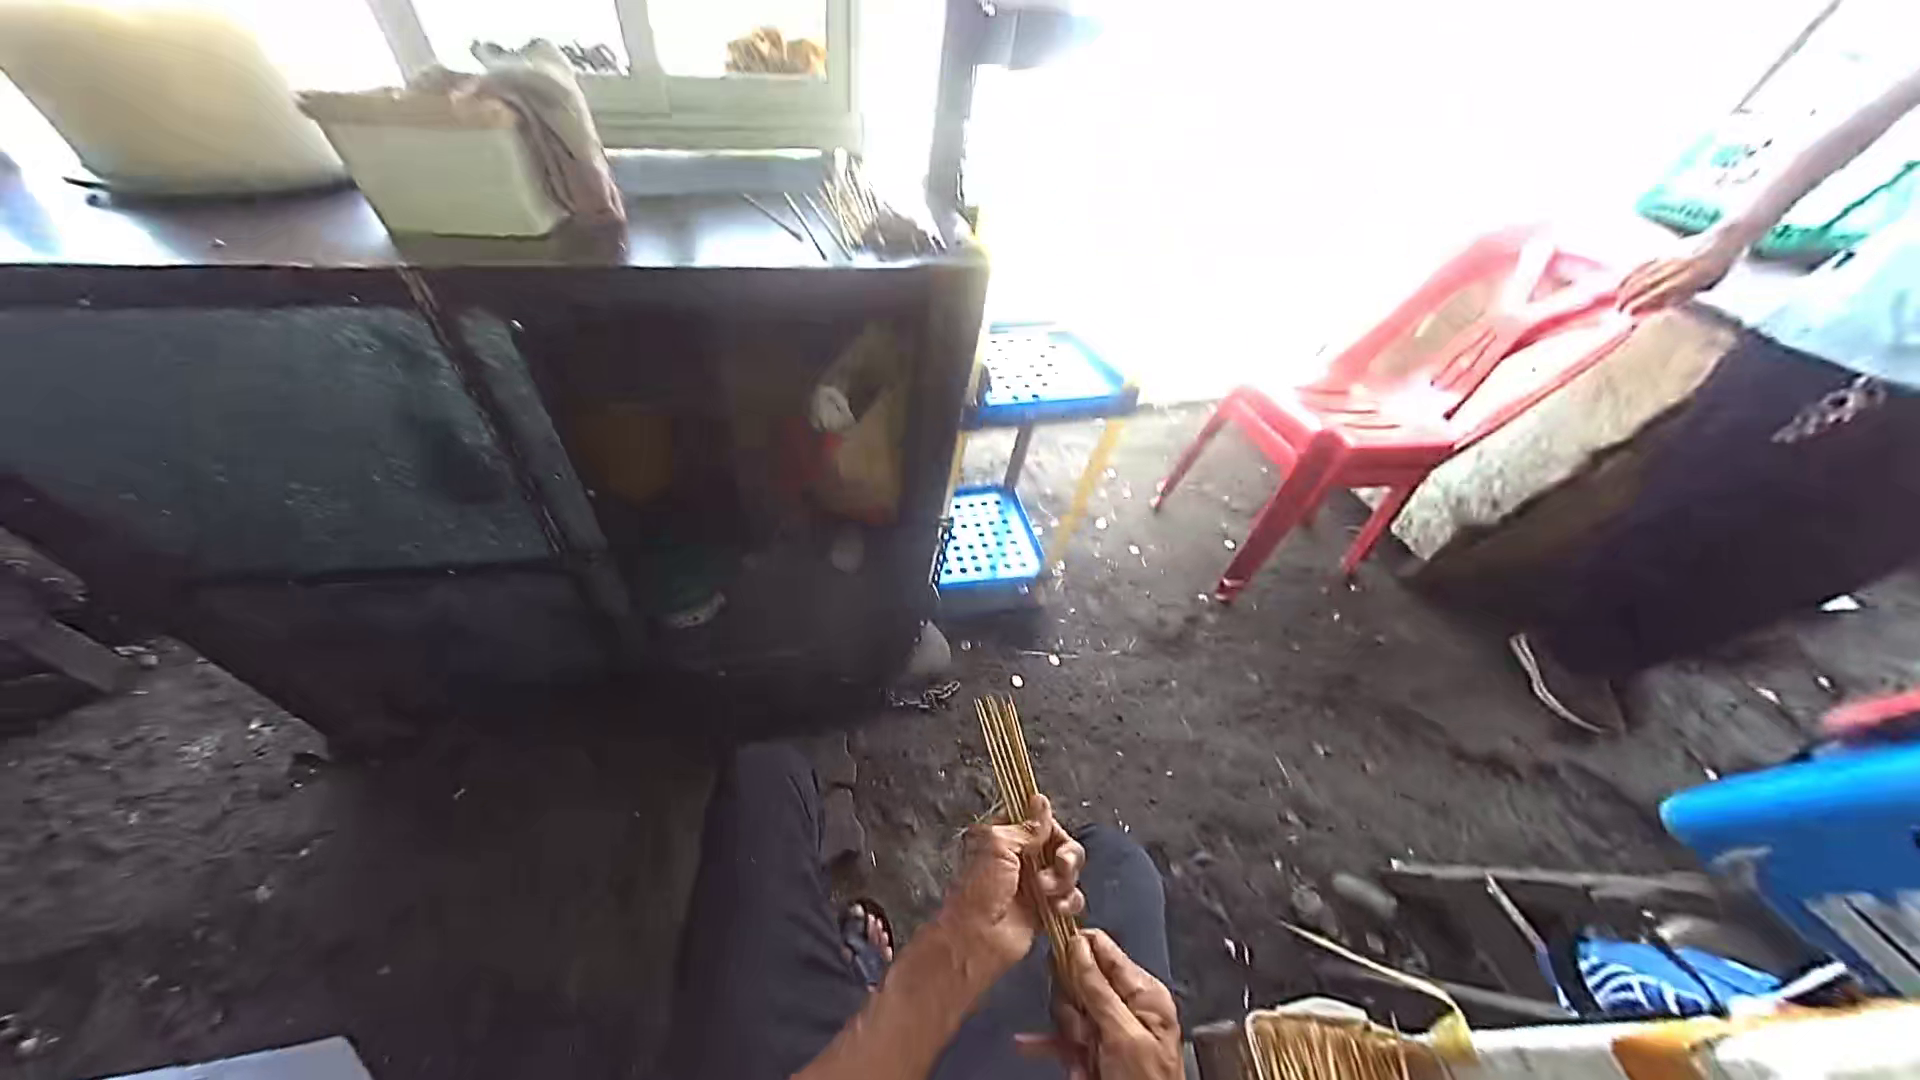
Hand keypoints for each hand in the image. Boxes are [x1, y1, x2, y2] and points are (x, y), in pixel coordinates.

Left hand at [935, 794, 1085, 979]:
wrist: (977, 940)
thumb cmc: (980, 890)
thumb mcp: (998, 846)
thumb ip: (1026, 826)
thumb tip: (1040, 800)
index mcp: (1004, 834)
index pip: (1036, 817)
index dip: (1048, 823)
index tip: (1050, 832)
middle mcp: (1020, 855)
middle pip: (1059, 841)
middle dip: (1065, 852)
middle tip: (1060, 863)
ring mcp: (1034, 881)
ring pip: (1068, 869)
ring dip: (1064, 879)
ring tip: (1047, 891)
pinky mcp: (1045, 906)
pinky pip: (1070, 896)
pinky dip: (1068, 901)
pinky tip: (1056, 907)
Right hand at [1031, 930, 1181, 1079]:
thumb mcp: (1124, 1035)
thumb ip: (1098, 988)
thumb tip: (1077, 944)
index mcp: (1142, 992)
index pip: (1102, 948)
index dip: (1076, 948)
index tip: (1056, 958)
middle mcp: (1124, 1004)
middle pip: (1079, 978)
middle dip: (1073, 1003)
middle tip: (1083, 1029)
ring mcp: (1106, 1030)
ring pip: (1069, 1008)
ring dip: (1067, 1030)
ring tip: (1081, 1055)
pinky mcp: (1091, 1053)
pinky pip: (1062, 1038)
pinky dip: (1048, 1042)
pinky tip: (1026, 1045)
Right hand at [1617, 232, 1743, 315]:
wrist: (1729, 235)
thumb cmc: (1720, 264)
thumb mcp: (1709, 282)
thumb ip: (1685, 293)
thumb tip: (1660, 306)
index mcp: (1693, 275)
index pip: (1659, 292)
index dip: (1641, 303)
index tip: (1629, 313)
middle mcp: (1679, 266)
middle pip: (1645, 284)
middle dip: (1628, 298)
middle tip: (1619, 310)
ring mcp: (1669, 257)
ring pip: (1640, 275)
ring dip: (1625, 290)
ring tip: (1618, 301)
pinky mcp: (1663, 251)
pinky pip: (1640, 265)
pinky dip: (1628, 276)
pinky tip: (1620, 286)